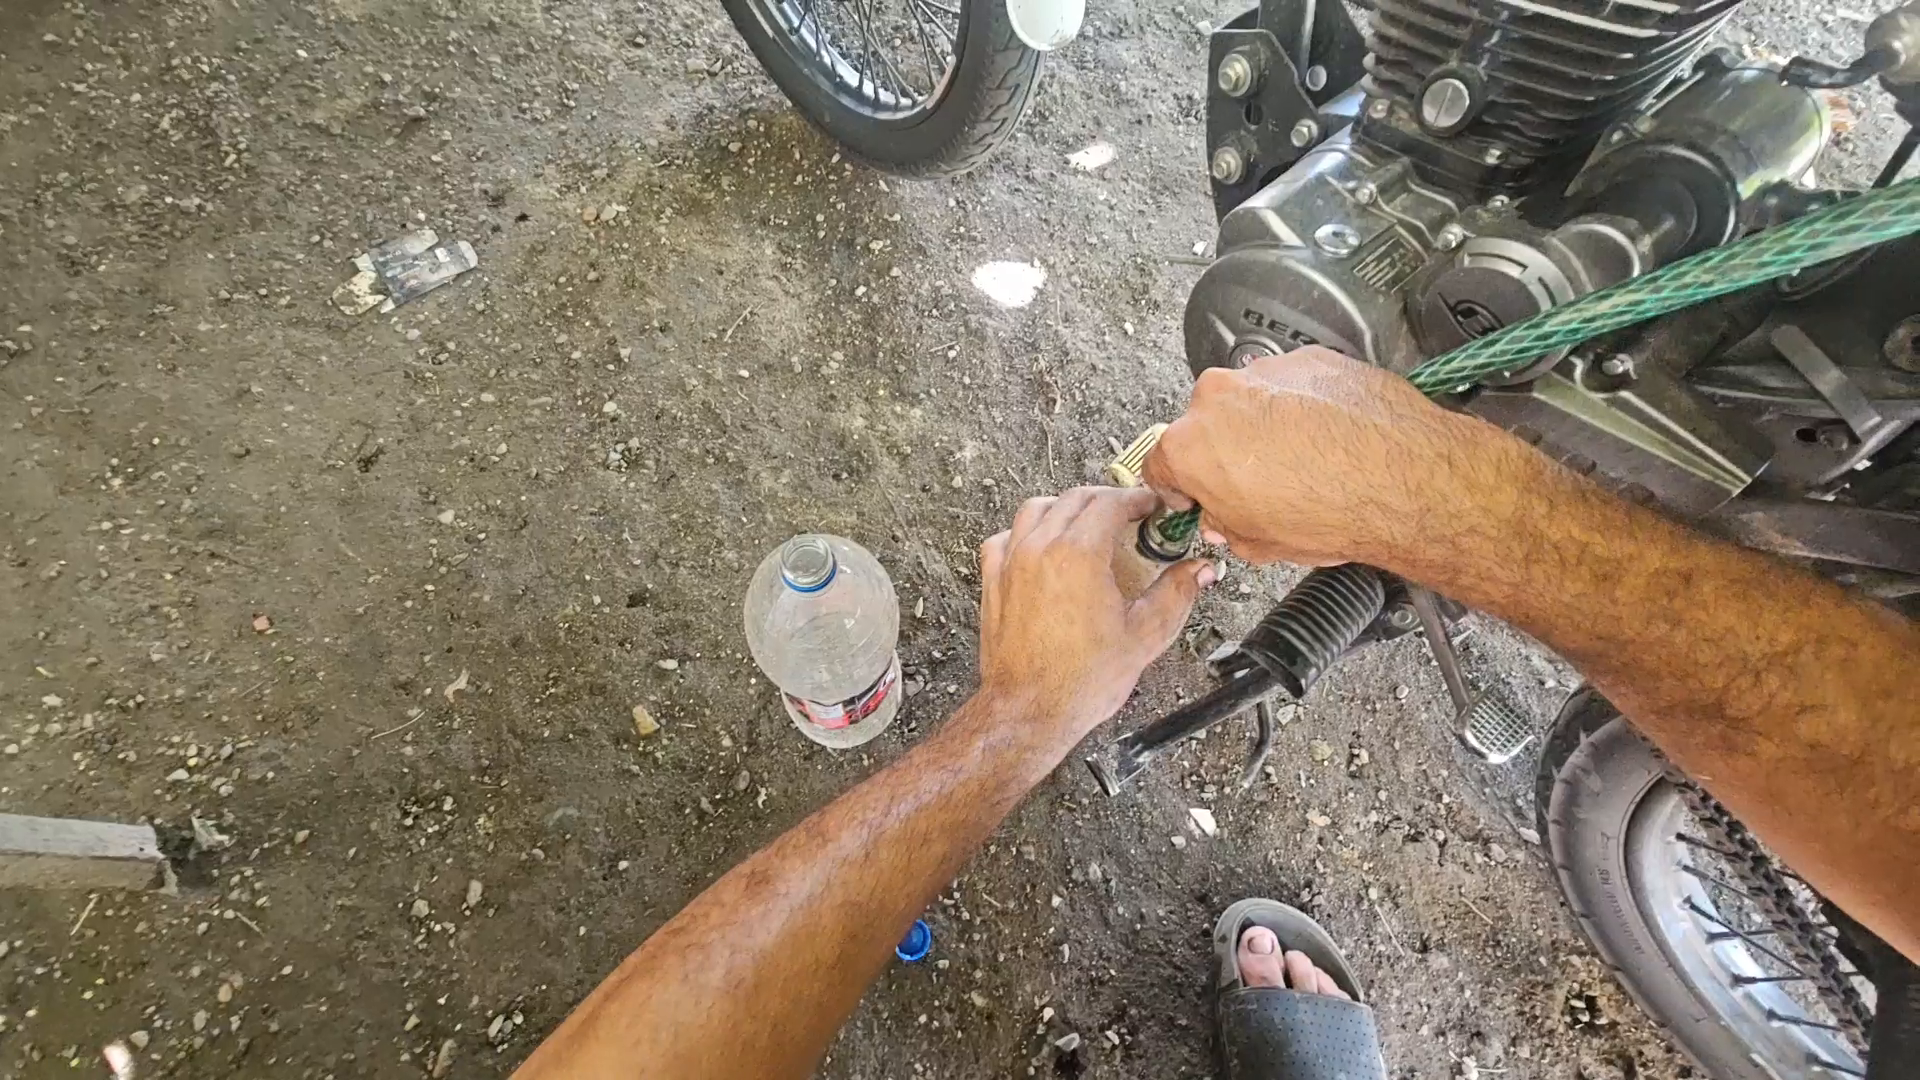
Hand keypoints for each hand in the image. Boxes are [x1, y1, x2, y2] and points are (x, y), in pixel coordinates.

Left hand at [976, 487, 1215, 740]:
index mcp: (1078, 554)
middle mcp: (1040, 549)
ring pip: (1036, 509)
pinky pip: (1004, 538)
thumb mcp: (1144, 636)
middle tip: (1128, 517)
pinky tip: (1040, 547)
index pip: (1110, 503)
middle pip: (1074, 498)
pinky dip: (1025, 532)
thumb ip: (1175, 594)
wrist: (1030, 709)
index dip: (1136, 500)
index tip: (1151, 507)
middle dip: (1106, 500)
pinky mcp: (994, 581)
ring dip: (1065, 508)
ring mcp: (1011, 562)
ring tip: (1087, 525)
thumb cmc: (1079, 680)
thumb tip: (1197, 571)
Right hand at [1142, 348, 1491, 568]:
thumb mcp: (1254, 544)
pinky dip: (1300, 406)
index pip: (1159, 463)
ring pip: (1248, 401)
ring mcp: (1264, 373)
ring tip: (1298, 459)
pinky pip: (1290, 384)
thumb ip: (1223, 525)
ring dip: (1261, 425)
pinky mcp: (1309, 359)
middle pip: (1203, 426)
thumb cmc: (1331, 510)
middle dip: (1222, 452)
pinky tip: (1325, 437)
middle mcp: (1218, 399)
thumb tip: (1225, 516)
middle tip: (1252, 481)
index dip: (1176, 486)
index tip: (1192, 494)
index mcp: (1188, 446)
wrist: (1406, 480)